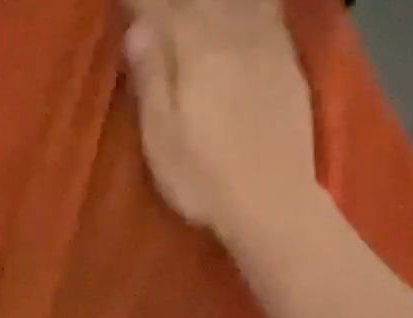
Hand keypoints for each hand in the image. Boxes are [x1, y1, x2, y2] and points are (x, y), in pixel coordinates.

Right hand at [121, 0, 320, 239]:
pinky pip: (266, 11)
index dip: (140, 5)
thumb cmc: (204, 179)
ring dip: (209, 2)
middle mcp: (235, 32)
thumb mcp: (162, 138)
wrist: (273, 201)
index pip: (161, 9)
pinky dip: (246, 5)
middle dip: (173, 3)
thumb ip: (151, 78)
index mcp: (197, 49)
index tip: (124, 7)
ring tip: (192, 9)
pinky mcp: (288, 61)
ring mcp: (268, 44)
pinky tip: (239, 10)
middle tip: (154, 10)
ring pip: (237, 1)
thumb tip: (138, 27)